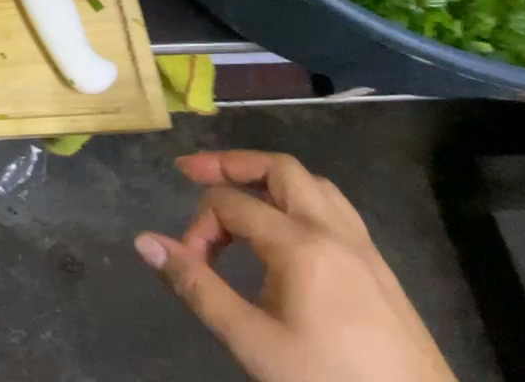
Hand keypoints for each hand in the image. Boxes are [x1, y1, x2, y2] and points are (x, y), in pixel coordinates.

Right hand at [134, 151, 456, 381]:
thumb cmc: (329, 381)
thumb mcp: (251, 342)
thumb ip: (196, 286)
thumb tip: (145, 240)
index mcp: (301, 245)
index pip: (229, 204)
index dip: (198, 226)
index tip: (189, 263)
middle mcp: (334, 232)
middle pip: (279, 169)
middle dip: (230, 164)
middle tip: (191, 172)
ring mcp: (364, 249)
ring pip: (313, 185)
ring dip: (269, 180)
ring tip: (238, 196)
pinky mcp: (380, 270)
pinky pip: (335, 210)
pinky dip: (299, 200)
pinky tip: (285, 231)